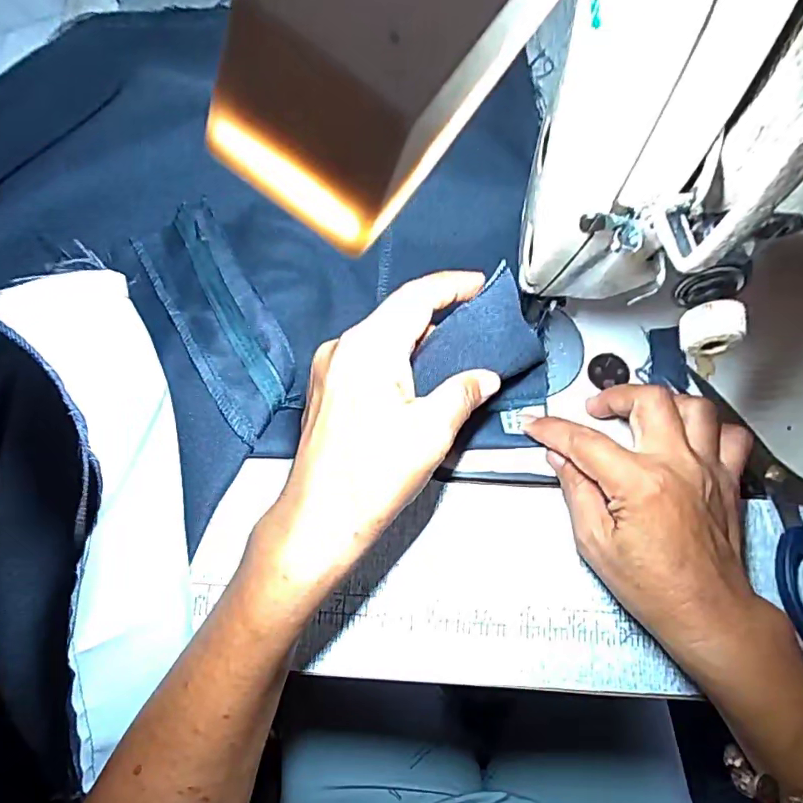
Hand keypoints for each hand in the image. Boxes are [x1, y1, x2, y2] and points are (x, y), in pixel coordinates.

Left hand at [247, 272, 501, 602]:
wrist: (321, 516)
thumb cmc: (362, 481)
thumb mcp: (433, 430)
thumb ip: (463, 392)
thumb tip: (481, 379)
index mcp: (368, 348)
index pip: (417, 296)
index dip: (453, 286)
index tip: (475, 286)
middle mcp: (341, 353)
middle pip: (396, 315)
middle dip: (437, 316)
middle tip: (470, 324)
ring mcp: (328, 373)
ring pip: (380, 339)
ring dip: (414, 343)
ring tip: (447, 359)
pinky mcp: (324, 394)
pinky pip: (364, 362)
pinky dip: (392, 363)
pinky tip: (411, 386)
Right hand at [527, 385, 776, 672]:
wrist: (705, 609)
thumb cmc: (654, 587)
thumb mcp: (595, 544)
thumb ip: (577, 492)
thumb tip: (562, 462)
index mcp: (639, 484)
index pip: (586, 441)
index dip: (554, 429)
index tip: (539, 427)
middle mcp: (679, 467)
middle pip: (650, 400)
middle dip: (614, 396)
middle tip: (594, 408)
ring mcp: (709, 469)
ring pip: (694, 406)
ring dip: (662, 402)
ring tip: (640, 413)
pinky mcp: (728, 479)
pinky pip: (729, 434)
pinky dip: (708, 427)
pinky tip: (688, 436)